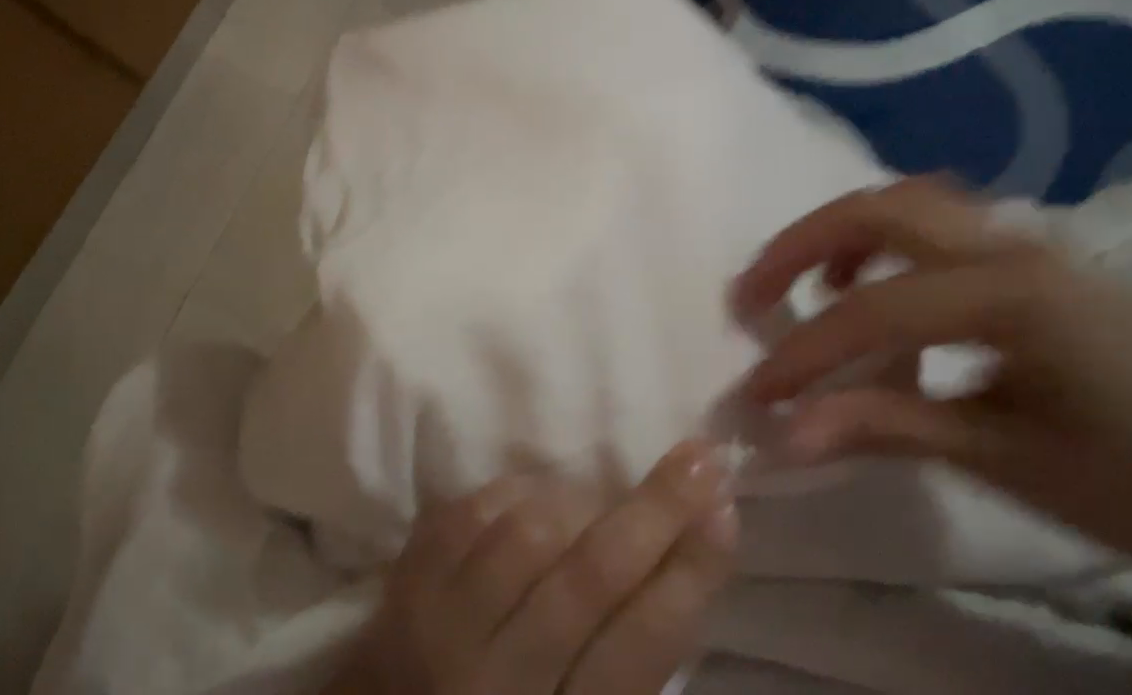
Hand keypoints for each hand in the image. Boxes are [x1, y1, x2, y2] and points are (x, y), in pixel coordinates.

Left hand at [330, 440, 737, 694]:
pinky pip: (470, 513)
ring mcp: (442, 628)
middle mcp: (499, 681)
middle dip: (654, 513)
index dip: (689, 575)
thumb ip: (633, 644)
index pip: (638, 650)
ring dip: (582, 502)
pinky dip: (517, 494)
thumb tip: (695, 539)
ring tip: (606, 499)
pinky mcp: (405, 583)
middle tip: (701, 459)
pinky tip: (541, 498)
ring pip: (525, 538)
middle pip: (585, 582)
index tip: (726, 510)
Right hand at [731, 177, 1131, 692]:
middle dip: (803, 244)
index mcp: (1014, 296)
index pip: (875, 309)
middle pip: (884, 208)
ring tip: (814, 290)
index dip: (803, 351)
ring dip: (849, 235)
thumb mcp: (1006, 462)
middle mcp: (1018, 248)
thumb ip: (890, 429)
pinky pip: (947, 228)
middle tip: (752, 295)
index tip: (754, 392)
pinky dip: (893, 245)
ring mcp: (1034, 246)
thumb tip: (786, 434)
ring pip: (917, 204)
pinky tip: (888, 295)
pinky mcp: (1043, 264)